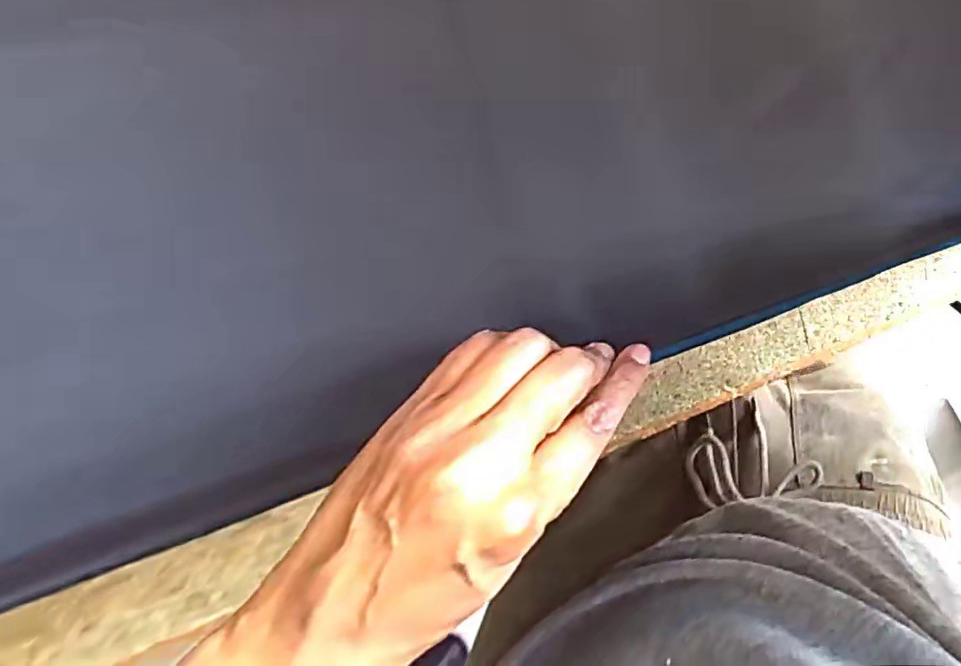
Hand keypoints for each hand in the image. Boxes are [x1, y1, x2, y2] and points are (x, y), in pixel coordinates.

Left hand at [189, 329, 651, 665]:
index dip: (623, 383)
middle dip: (593, 361)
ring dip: (552, 347)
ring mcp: (437, 426)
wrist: (324, 616)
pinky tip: (511, 361)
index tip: (637, 361)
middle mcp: (474, 460)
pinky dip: (504, 346)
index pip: (589, 424)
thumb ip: (558, 477)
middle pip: (562, 373)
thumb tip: (594, 416)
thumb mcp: (513, 556)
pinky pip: (473, 347)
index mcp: (510, 510)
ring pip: (521, 347)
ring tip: (556, 363)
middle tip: (600, 365)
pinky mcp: (411, 409)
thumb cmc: (416, 600)